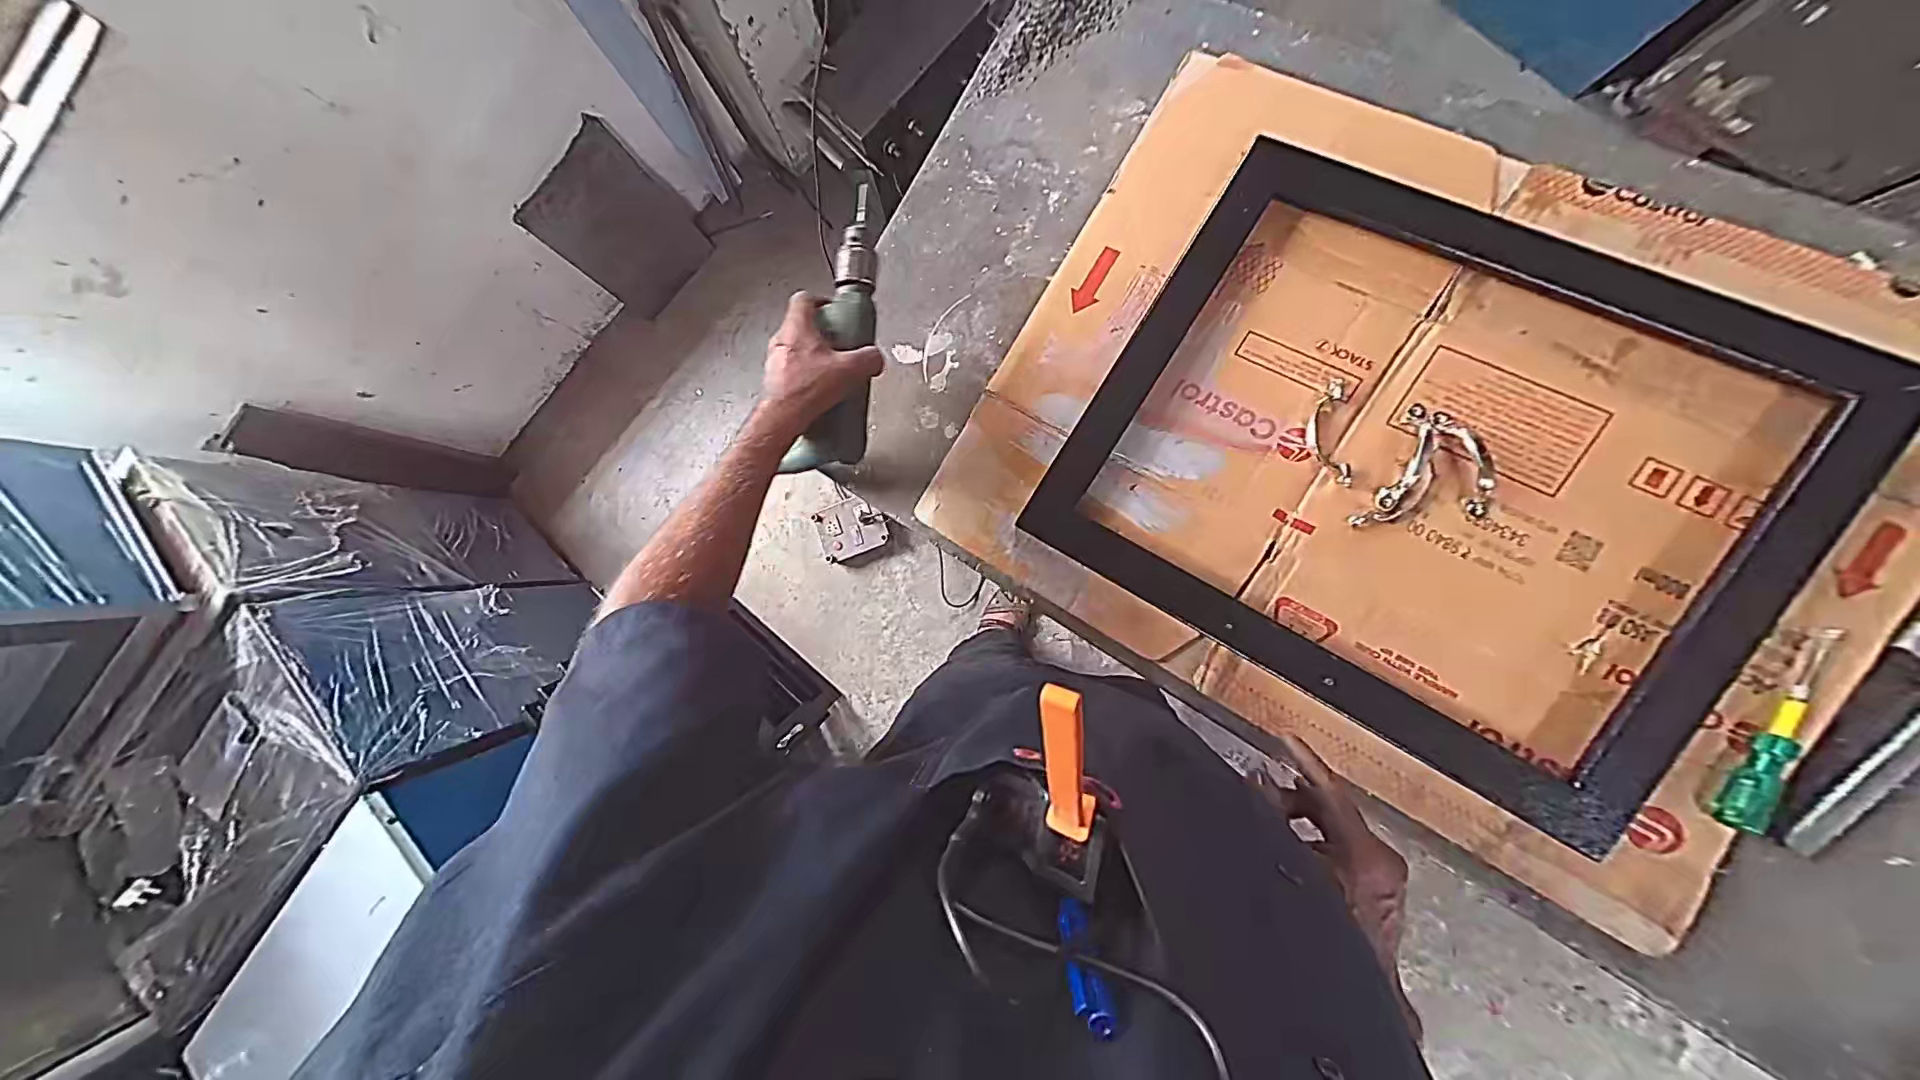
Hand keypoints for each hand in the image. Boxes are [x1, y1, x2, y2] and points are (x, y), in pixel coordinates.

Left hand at [760, 291, 884, 431]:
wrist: (783, 417)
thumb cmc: (804, 390)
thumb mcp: (849, 369)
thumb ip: (868, 358)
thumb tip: (875, 358)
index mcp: (797, 328)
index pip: (804, 300)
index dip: (821, 302)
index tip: (833, 310)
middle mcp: (781, 341)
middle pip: (801, 326)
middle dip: (822, 334)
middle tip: (838, 345)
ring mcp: (775, 361)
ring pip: (795, 349)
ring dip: (813, 357)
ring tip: (831, 371)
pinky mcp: (774, 381)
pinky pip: (792, 371)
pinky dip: (805, 377)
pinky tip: (819, 390)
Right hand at [1253, 734, 1422, 1041]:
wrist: (1352, 996)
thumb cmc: (1328, 941)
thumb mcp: (1290, 867)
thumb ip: (1273, 820)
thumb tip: (1258, 783)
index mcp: (1369, 855)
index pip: (1331, 792)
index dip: (1304, 761)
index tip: (1285, 739)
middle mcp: (1382, 864)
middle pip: (1327, 809)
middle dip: (1288, 798)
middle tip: (1257, 792)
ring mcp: (1381, 880)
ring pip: (1328, 830)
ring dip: (1294, 822)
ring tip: (1264, 822)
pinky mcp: (1372, 893)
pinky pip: (1332, 850)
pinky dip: (1306, 843)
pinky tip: (1281, 851)